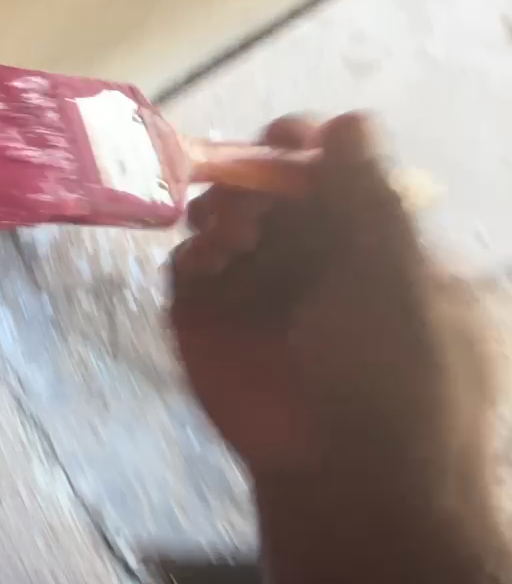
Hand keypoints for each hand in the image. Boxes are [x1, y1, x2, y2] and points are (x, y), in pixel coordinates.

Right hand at [167, 113, 493, 495]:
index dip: (305, 147)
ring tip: (230, 238)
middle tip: (245, 197)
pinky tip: (209, 266)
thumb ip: (370, 200)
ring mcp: (251, 278)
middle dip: (249, 177)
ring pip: (217, 213)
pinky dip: (192, 252)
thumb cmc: (398, 373)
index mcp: (371, 242)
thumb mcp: (400, 281)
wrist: (344, 467)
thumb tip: (351, 116)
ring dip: (218, 211)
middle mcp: (308, 252)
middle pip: (262, 184)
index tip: (281, 136)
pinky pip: (184, 257)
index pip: (332, 172)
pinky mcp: (201, 304)